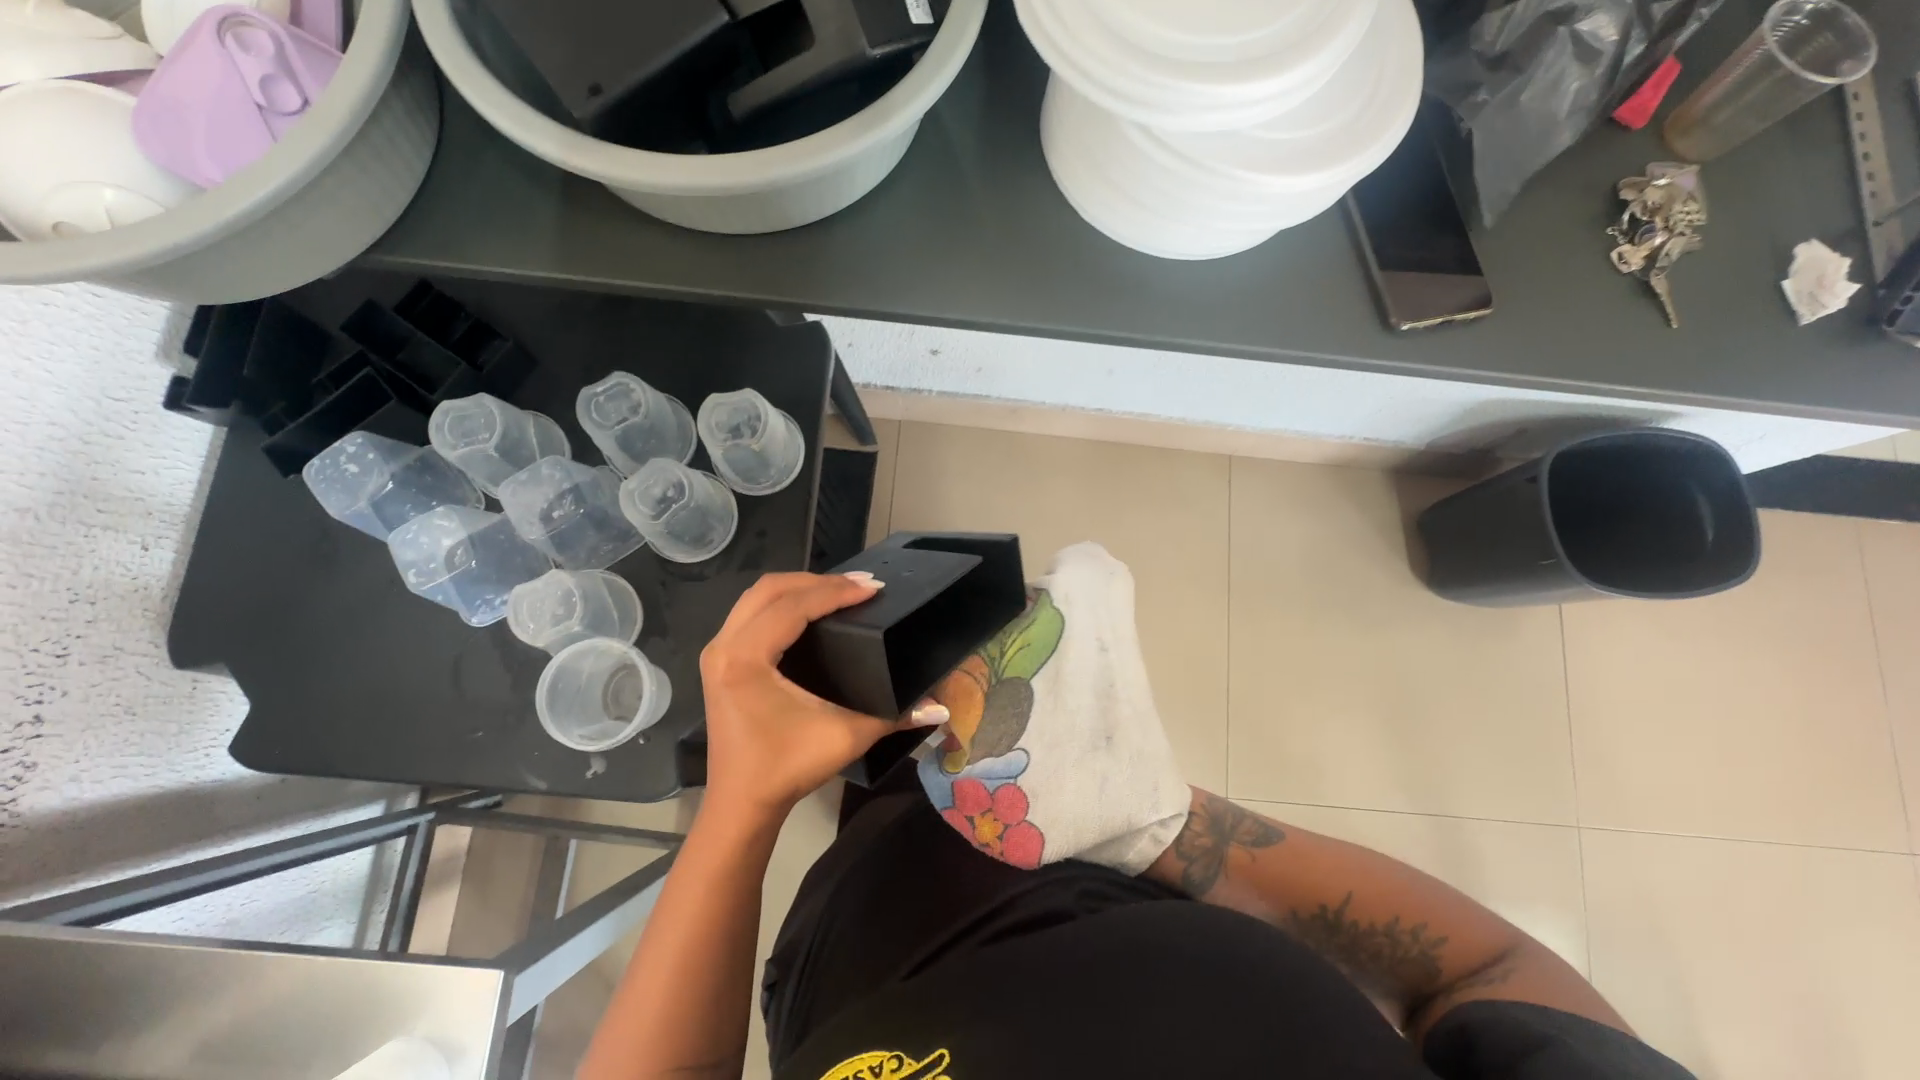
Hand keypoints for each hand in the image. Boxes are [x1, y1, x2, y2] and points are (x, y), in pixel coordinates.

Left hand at [699, 572, 947, 821]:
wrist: (741, 803)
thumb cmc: (786, 768)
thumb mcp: (844, 738)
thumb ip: (892, 716)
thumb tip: (939, 708)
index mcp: (745, 658)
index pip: (793, 607)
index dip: (836, 592)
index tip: (873, 589)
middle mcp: (724, 646)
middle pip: (770, 590)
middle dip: (817, 582)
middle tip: (860, 586)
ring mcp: (717, 653)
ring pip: (756, 599)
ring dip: (798, 589)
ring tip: (841, 592)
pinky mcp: (719, 662)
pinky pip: (750, 615)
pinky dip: (781, 604)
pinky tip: (811, 611)